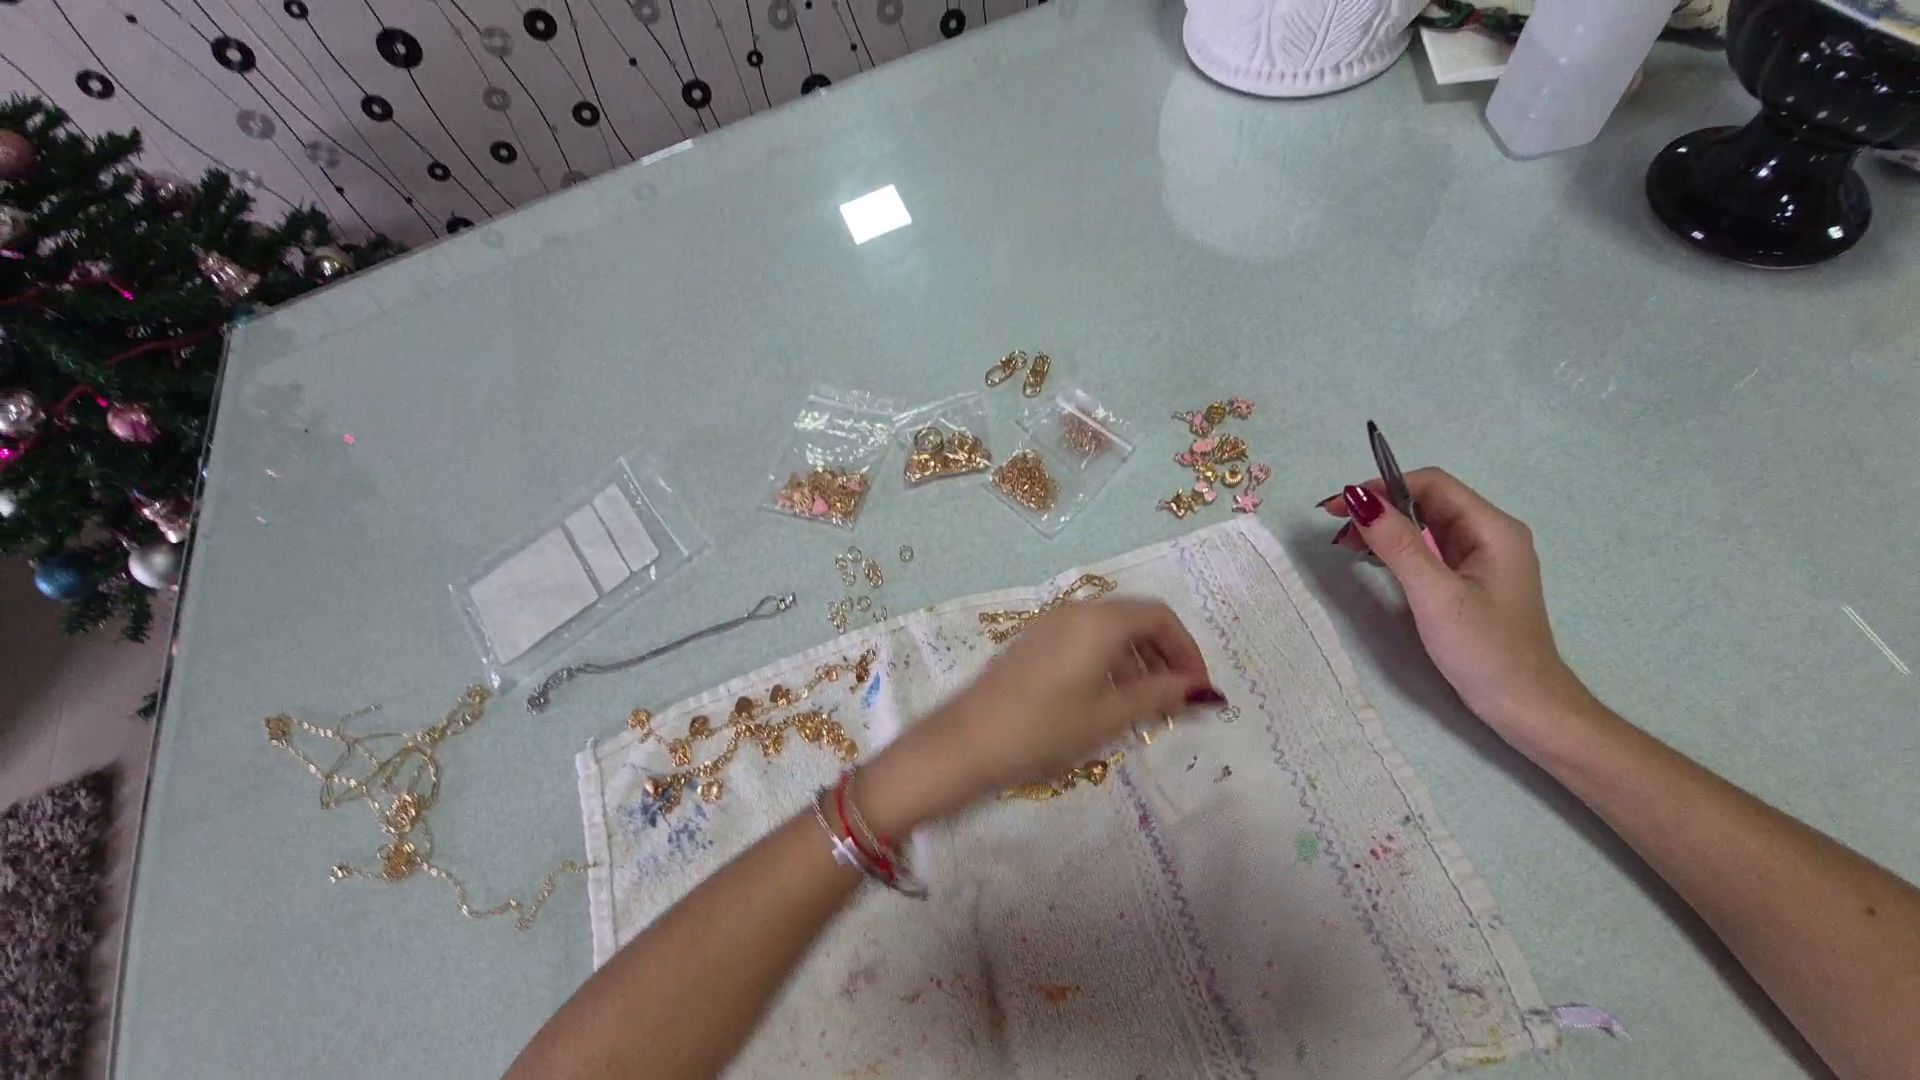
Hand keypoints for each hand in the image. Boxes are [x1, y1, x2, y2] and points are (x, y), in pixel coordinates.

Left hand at [858, 600, 1221, 829]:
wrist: (967, 741)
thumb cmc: (1044, 728)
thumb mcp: (1110, 715)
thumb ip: (1160, 695)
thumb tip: (1201, 688)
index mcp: (1099, 620)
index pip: (1159, 616)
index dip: (1187, 649)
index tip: (1198, 689)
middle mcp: (1075, 611)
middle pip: (1135, 619)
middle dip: (1164, 655)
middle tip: (1177, 699)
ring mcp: (1050, 625)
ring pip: (1109, 631)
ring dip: (1137, 660)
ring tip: (1147, 706)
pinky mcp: (1033, 643)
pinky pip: (1084, 641)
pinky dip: (1108, 662)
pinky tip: (1109, 700)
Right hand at [1323, 468, 1590, 741]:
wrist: (1526, 707)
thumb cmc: (1484, 650)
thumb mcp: (1435, 595)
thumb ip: (1396, 544)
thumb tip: (1356, 498)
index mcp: (1492, 529)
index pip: (1431, 484)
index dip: (1381, 487)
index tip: (1338, 508)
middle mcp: (1490, 535)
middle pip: (1427, 501)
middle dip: (1378, 508)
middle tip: (1335, 530)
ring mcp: (1482, 558)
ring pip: (1425, 525)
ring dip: (1384, 528)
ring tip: (1346, 546)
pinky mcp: (1471, 580)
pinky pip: (1429, 549)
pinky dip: (1397, 549)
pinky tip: (1374, 561)